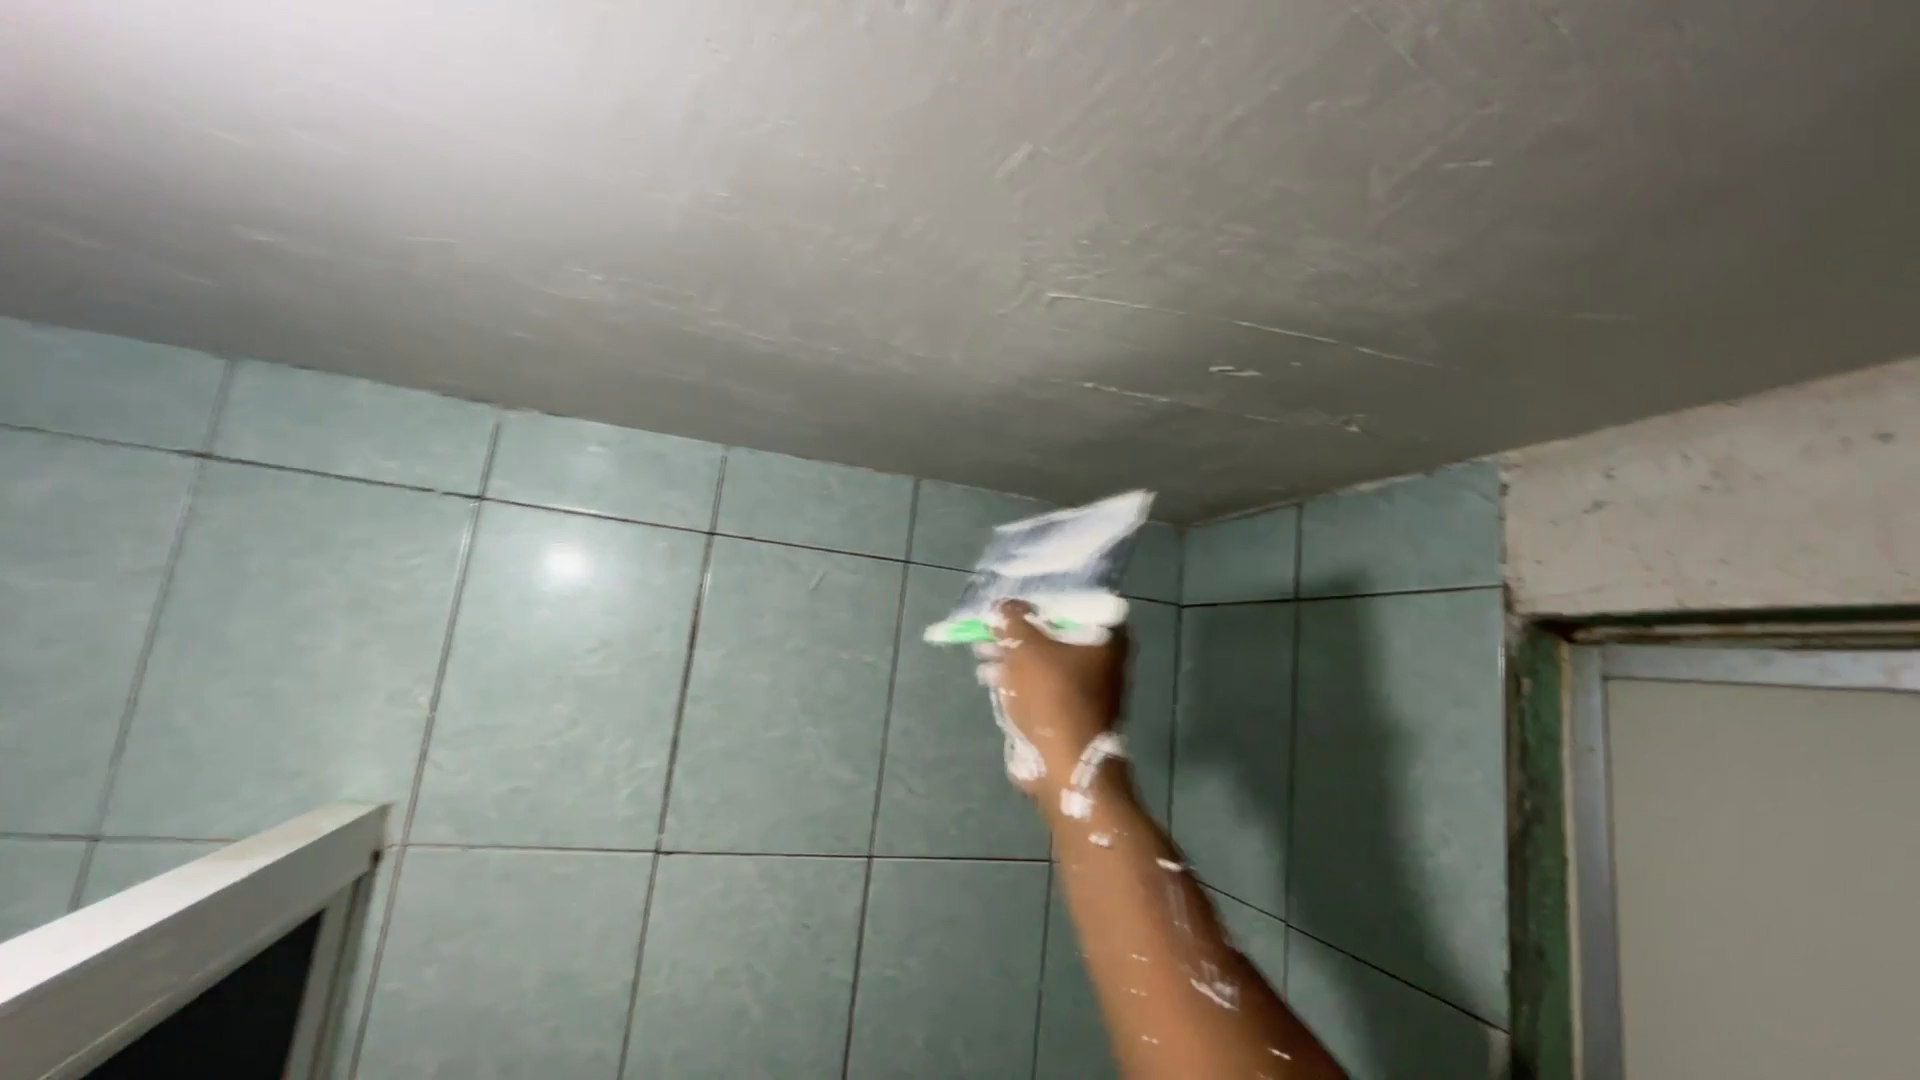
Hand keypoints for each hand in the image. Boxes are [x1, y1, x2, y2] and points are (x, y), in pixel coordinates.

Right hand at [987, 600, 1128, 796]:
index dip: (1037, 600)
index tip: (1009, 603)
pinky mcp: (1073, 710)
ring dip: (1014, 655)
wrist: (1066, 764)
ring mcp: (1090, 687)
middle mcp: (1105, 657)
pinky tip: (992, 676)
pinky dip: (1020, 679)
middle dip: (1019, 631)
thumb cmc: (1051, 697)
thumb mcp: (1025, 647)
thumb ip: (1012, 619)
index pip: (1071, 602)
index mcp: (1106, 635)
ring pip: (1046, 660)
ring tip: (981, 652)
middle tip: (990, 628)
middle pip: (1055, 632)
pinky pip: (1043, 684)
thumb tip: (1004, 604)